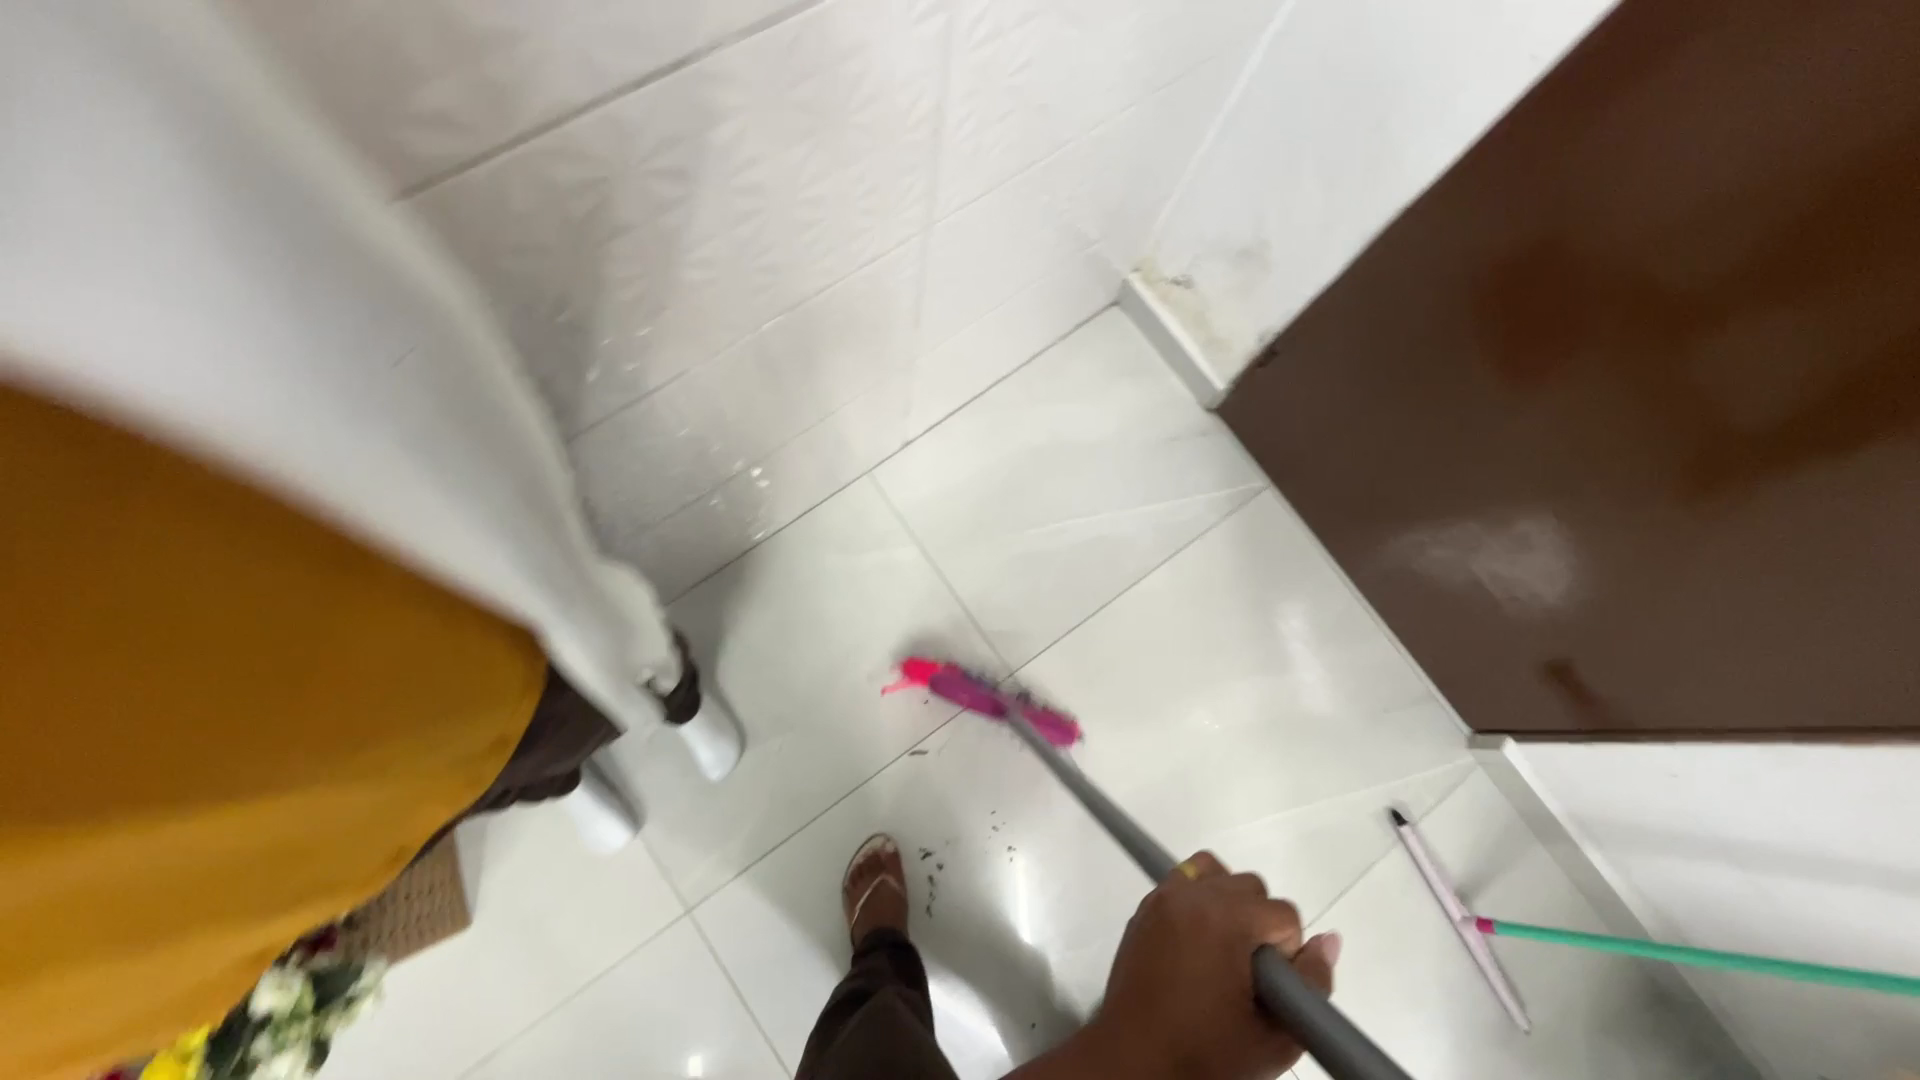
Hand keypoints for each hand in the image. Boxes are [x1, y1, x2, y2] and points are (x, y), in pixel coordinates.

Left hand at [1087, 851, 1339, 1079]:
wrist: (1135, 1060)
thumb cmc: (1205, 1054)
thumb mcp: (1274, 1037)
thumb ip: (1311, 984)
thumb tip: (1329, 940)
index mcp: (1225, 920)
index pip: (1284, 913)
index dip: (1287, 954)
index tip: (1268, 987)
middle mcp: (1191, 896)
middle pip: (1250, 886)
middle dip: (1260, 925)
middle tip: (1248, 973)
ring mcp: (1163, 897)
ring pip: (1214, 872)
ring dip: (1229, 903)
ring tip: (1225, 950)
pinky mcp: (1145, 907)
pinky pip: (1182, 880)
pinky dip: (1197, 899)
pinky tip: (1199, 942)